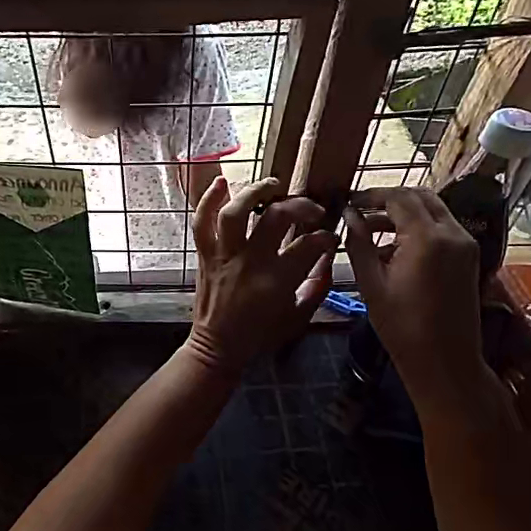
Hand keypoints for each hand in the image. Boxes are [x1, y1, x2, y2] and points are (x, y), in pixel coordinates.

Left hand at [186, 177, 338, 374]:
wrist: (217, 348)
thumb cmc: (260, 335)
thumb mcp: (298, 317)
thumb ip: (317, 288)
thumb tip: (328, 259)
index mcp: (277, 281)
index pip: (309, 245)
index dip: (325, 236)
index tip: (329, 237)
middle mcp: (250, 262)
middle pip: (276, 218)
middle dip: (300, 206)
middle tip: (311, 209)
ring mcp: (225, 256)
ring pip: (235, 213)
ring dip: (254, 192)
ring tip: (273, 184)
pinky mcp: (206, 255)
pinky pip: (202, 223)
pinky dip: (208, 200)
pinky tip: (221, 182)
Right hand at [344, 188, 491, 400]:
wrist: (445, 361)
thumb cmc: (402, 326)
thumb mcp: (371, 283)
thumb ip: (359, 243)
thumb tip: (349, 215)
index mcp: (428, 238)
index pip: (399, 197)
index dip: (372, 195)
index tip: (350, 202)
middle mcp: (453, 234)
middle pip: (421, 196)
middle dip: (390, 199)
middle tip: (361, 211)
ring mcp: (466, 244)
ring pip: (434, 210)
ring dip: (404, 212)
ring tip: (373, 230)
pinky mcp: (469, 257)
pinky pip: (442, 228)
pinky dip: (419, 227)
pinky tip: (395, 247)